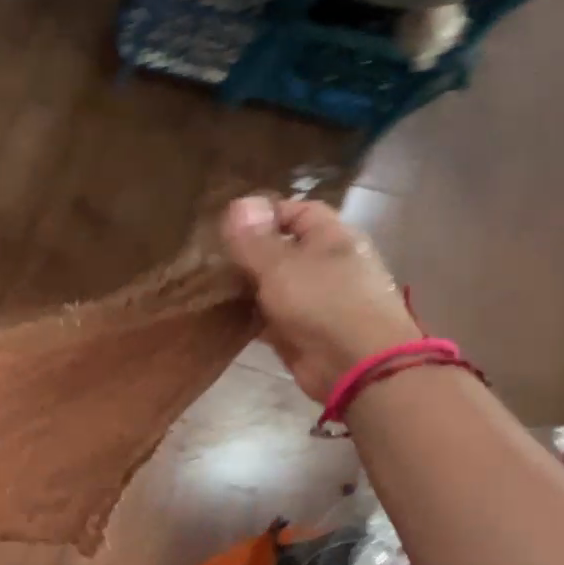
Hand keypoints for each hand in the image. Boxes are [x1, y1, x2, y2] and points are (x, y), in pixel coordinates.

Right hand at [222, 196, 422, 402]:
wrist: (356, 363)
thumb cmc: (323, 304)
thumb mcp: (281, 266)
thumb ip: (256, 238)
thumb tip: (239, 201)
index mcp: (332, 239)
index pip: (298, 210)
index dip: (264, 214)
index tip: (224, 228)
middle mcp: (327, 263)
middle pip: (283, 247)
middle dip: (248, 251)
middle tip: (207, 259)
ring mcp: (315, 297)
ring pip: (273, 281)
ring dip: (245, 283)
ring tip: (207, 285)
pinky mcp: (301, 327)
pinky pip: (268, 312)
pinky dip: (248, 312)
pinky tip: (220, 314)